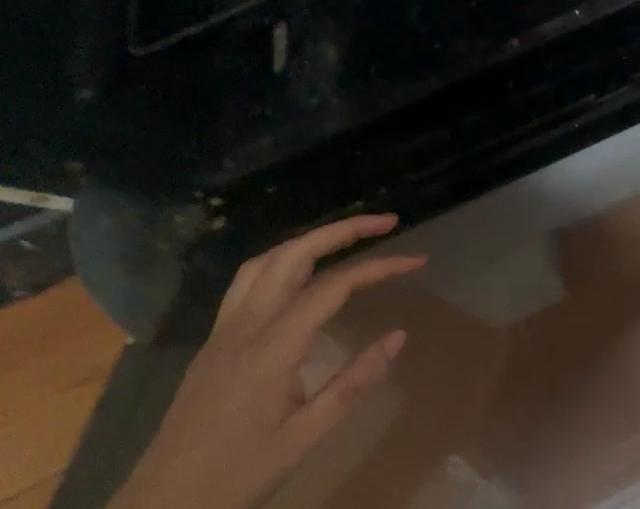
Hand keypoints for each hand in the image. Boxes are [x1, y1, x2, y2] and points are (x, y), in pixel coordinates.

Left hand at [106, 214, 425, 508]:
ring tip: (348, 238)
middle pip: (290, 257)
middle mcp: (242, 330)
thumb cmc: (236, 473)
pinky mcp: (212, 346)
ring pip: (262, 265)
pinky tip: (304, 275)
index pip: (331, 287)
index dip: (378, 267)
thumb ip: (352, 383)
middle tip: (388, 223)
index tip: (418, 262)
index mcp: (270, 350)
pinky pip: (246, 285)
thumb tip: (399, 336)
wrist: (158, 508)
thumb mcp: (304, 437)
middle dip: (342, 231)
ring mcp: (221, 336)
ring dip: (308, 242)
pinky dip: (284, 262)